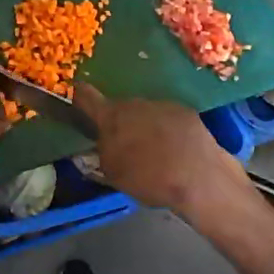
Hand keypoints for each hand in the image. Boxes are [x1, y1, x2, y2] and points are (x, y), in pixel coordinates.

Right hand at [75, 84, 248, 214]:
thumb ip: (101, 151)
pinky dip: (167, 130)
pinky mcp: (185, 111)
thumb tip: (102, 141)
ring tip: (155, 153)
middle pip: (119, 108)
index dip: (77, 96)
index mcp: (111, 117)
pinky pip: (167, 117)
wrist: (199, 177)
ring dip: (144, 126)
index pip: (86, 97)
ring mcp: (161, 104)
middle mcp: (134, 103)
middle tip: (125, 146)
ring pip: (145, 113)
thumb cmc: (148, 177)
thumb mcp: (112, 173)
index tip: (73, 96)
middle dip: (119, 123)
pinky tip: (176, 151)